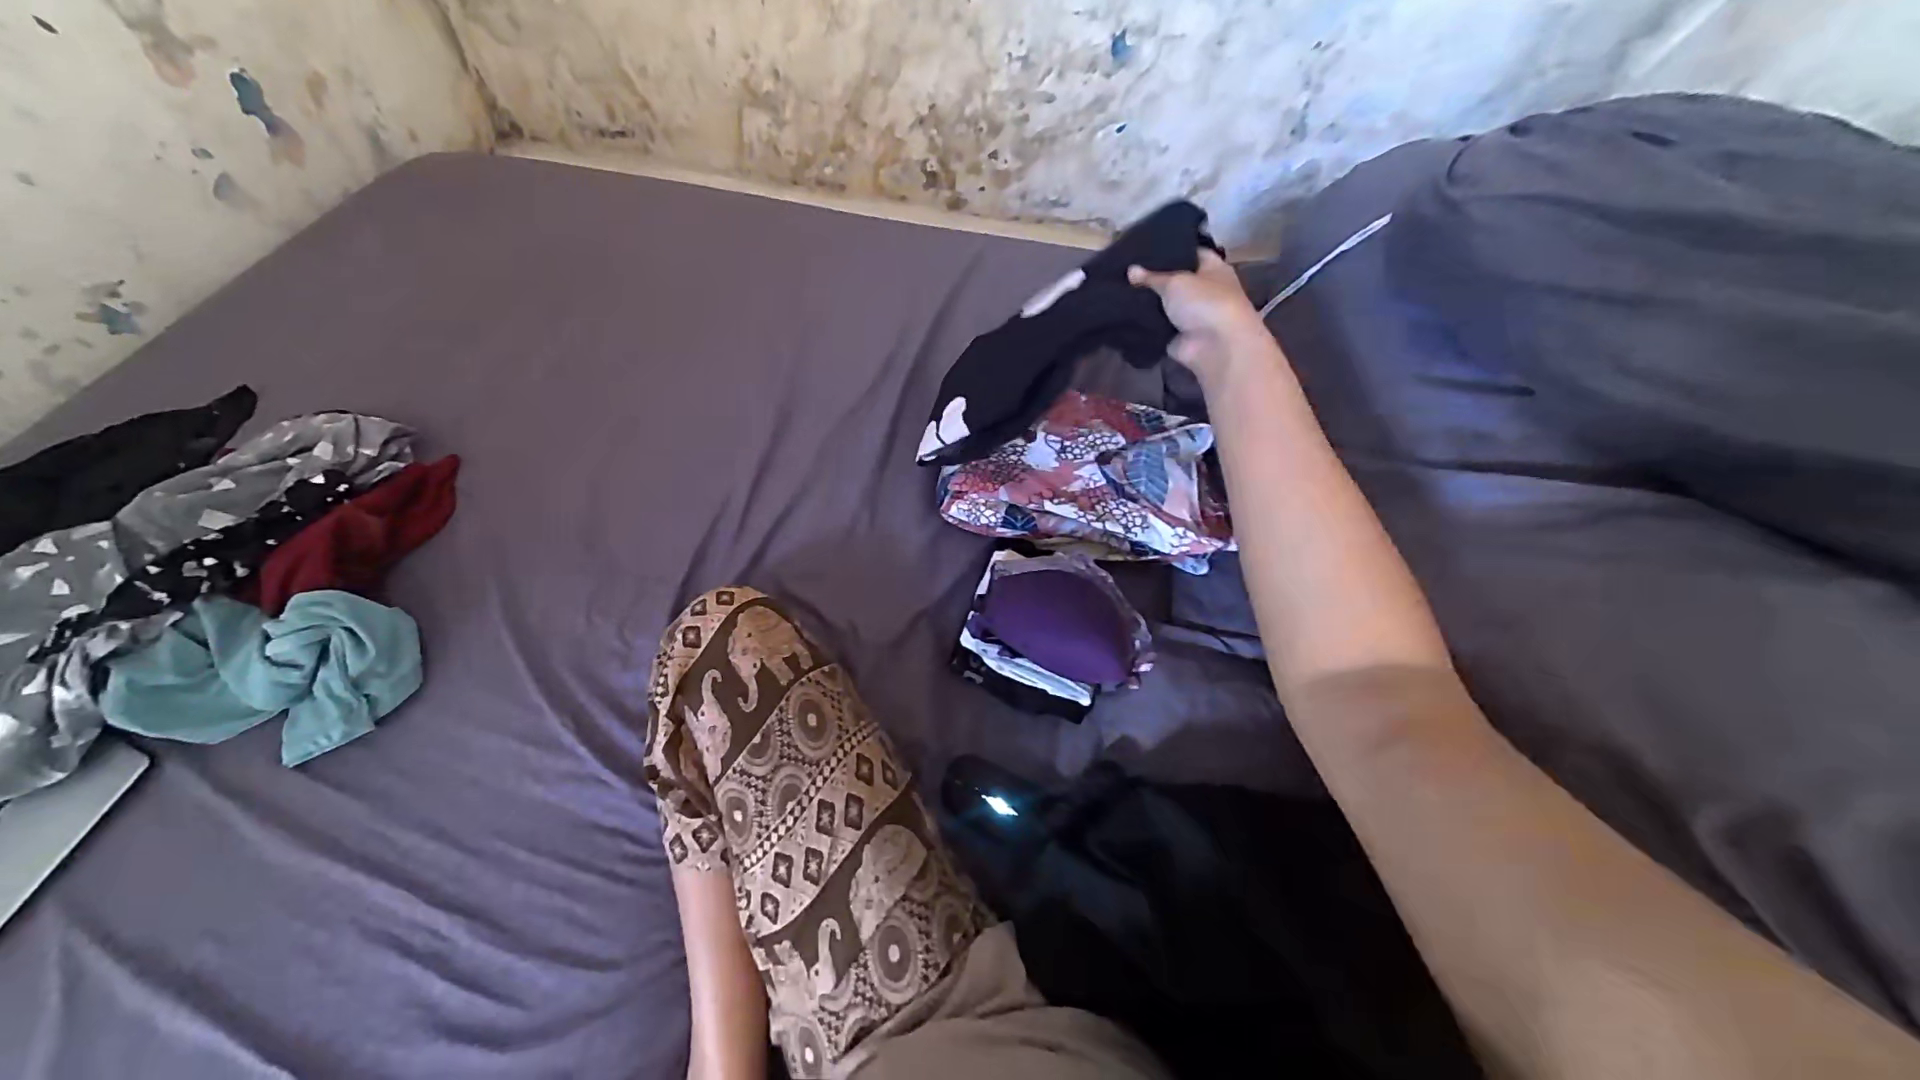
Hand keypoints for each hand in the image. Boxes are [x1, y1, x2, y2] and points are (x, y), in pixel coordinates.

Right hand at [1129, 249, 1270, 384]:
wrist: (1215, 346)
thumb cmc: (1204, 302)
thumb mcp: (1175, 282)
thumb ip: (1152, 277)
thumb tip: (1131, 270)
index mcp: (1212, 268)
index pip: (1189, 252)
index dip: (1169, 248)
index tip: (1143, 247)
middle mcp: (1203, 289)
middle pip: (1173, 279)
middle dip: (1152, 276)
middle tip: (1124, 268)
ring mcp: (1189, 314)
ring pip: (1163, 303)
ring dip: (1146, 301)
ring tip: (1118, 288)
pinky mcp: (1177, 335)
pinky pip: (1156, 325)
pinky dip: (1144, 322)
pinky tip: (1122, 312)